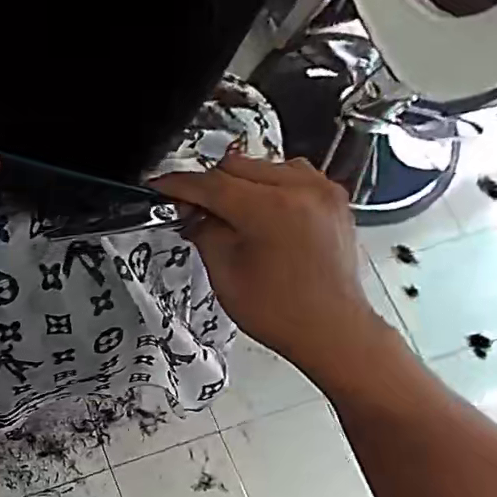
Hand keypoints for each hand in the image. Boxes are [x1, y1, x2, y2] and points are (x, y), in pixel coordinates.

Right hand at [151, 155, 387, 376]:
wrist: (331, 330)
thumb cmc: (286, 314)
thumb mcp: (226, 275)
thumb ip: (204, 232)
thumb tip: (192, 211)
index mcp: (270, 209)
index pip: (211, 183)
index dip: (179, 185)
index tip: (163, 188)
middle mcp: (300, 191)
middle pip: (236, 166)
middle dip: (209, 186)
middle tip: (193, 211)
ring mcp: (321, 192)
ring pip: (263, 166)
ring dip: (240, 184)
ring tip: (230, 216)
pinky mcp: (333, 199)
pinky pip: (292, 176)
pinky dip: (270, 188)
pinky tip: (260, 213)